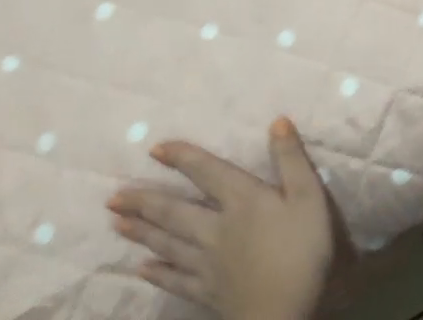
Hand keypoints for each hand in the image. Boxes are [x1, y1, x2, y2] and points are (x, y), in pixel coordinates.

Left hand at [109, 118, 334, 319]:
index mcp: (242, 200)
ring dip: (142, 233)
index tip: (155, 149)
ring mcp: (206, 263)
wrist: (282, 312)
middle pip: (175, 211)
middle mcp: (215, 228)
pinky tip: (141, 269)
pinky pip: (174, 281)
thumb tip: (277, 121)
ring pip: (168, 244)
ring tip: (117, 224)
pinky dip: (156, 274)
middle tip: (113, 197)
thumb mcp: (309, 196)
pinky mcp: (205, 292)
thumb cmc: (302, 250)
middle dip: (144, 202)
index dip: (182, 158)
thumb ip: (291, 159)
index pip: (207, 172)